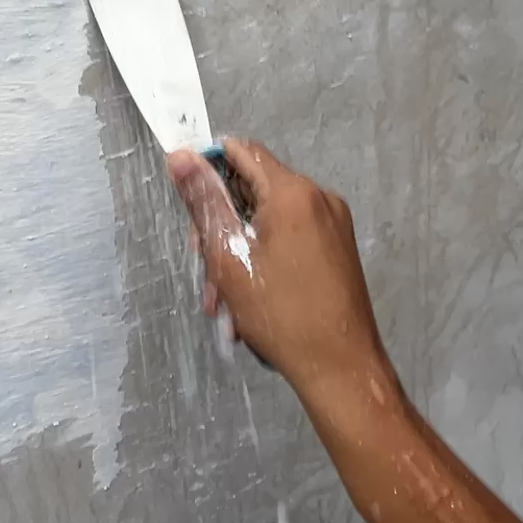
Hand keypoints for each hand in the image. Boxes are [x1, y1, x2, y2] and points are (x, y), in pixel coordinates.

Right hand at [168, 140, 395, 397]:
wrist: (342, 371)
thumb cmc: (280, 313)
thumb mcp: (228, 255)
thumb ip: (203, 200)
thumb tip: (179, 155)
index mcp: (293, 191)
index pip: (242, 150)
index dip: (209, 167)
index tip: (189, 200)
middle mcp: (318, 196)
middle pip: (254, 187)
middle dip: (222, 222)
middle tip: (205, 266)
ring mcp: (333, 221)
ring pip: (269, 215)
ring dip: (240, 245)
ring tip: (224, 295)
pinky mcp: (338, 245)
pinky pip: (290, 232)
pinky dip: (264, 252)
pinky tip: (250, 292)